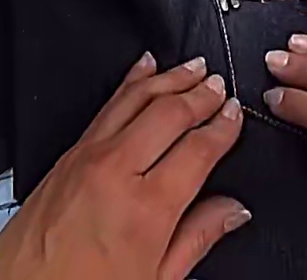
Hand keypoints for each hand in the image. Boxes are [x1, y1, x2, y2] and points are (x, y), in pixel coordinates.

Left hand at [0, 52, 248, 279]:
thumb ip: (197, 239)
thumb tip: (233, 210)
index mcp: (146, 210)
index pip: (198, 150)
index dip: (223, 127)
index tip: (235, 114)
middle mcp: (118, 171)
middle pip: (171, 112)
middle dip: (202, 94)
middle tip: (220, 85)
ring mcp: (91, 154)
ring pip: (141, 97)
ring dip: (172, 77)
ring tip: (195, 67)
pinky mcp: (71, 150)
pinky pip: (110, 102)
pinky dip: (133, 79)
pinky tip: (147, 67)